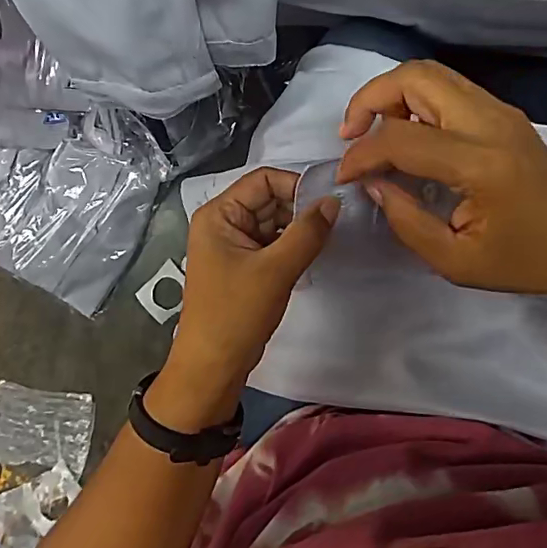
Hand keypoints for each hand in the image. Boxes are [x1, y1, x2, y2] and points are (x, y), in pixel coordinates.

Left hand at [152, 168, 336, 431]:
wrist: (212, 368)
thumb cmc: (236, 314)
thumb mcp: (276, 270)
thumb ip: (307, 232)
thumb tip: (334, 201)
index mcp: (218, 213)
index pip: (262, 180)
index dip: (296, 186)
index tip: (329, 202)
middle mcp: (222, 222)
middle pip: (268, 198)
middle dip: (299, 209)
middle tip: (334, 223)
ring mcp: (231, 244)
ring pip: (272, 221)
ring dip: (297, 229)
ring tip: (326, 240)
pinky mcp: (242, 265)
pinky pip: (271, 243)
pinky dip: (291, 246)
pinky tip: (312, 256)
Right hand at [334, 60, 546, 298]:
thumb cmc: (525, 260)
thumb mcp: (455, 262)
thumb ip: (406, 221)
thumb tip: (373, 183)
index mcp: (480, 164)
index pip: (401, 137)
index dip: (362, 154)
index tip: (346, 175)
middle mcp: (489, 123)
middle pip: (414, 77)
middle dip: (369, 99)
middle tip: (352, 135)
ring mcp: (498, 110)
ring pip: (429, 73)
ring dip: (390, 95)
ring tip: (375, 132)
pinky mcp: (501, 111)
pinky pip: (445, 86)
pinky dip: (412, 98)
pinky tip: (406, 132)